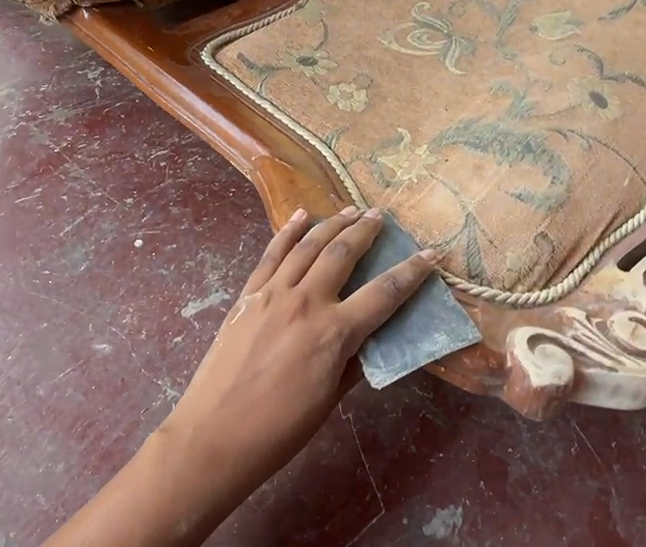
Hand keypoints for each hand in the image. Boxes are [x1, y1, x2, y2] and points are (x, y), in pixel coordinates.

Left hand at [157, 206, 437, 502]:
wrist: (214, 436)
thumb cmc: (279, 430)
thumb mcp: (329, 400)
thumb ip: (352, 361)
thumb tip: (369, 337)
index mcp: (333, 333)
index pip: (384, 293)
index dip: (412, 272)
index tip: (431, 253)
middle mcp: (306, 302)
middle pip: (344, 253)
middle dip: (366, 231)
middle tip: (381, 215)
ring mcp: (273, 293)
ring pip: (309, 245)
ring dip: (333, 223)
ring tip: (351, 209)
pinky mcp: (248, 295)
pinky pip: (272, 254)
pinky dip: (288, 231)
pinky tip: (301, 215)